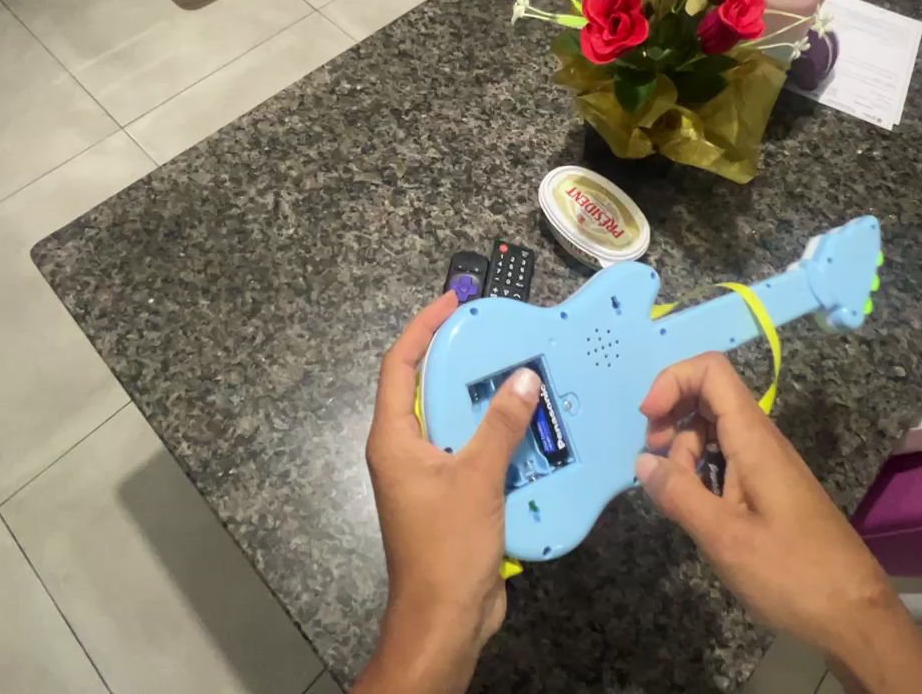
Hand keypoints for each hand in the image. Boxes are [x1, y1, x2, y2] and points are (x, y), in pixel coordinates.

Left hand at [355, 293, 540, 693]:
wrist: (445, 621)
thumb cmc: (447, 547)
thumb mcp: (476, 479)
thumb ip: (500, 425)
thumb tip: (522, 377)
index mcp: (394, 437)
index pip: (399, 364)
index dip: (423, 326)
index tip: (453, 301)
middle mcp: (404, 447)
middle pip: (427, 386)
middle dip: (459, 358)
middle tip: (497, 333)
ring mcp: (426, 471)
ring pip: (453, 417)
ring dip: (483, 397)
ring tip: (519, 372)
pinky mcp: (448, 491)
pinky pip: (471, 447)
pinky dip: (496, 432)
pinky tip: (528, 425)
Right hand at [633, 352, 921, 693]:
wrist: (858, 618)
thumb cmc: (793, 574)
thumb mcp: (725, 538)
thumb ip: (679, 495)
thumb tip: (642, 461)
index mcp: (753, 438)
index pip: (711, 370)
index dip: (672, 381)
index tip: (649, 420)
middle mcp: (760, 440)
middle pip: (707, 396)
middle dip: (671, 416)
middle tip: (654, 459)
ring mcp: (766, 463)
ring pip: (713, 430)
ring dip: (684, 450)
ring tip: (676, 496)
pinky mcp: (768, 487)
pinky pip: (725, 458)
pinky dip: (700, 470)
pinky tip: (695, 506)